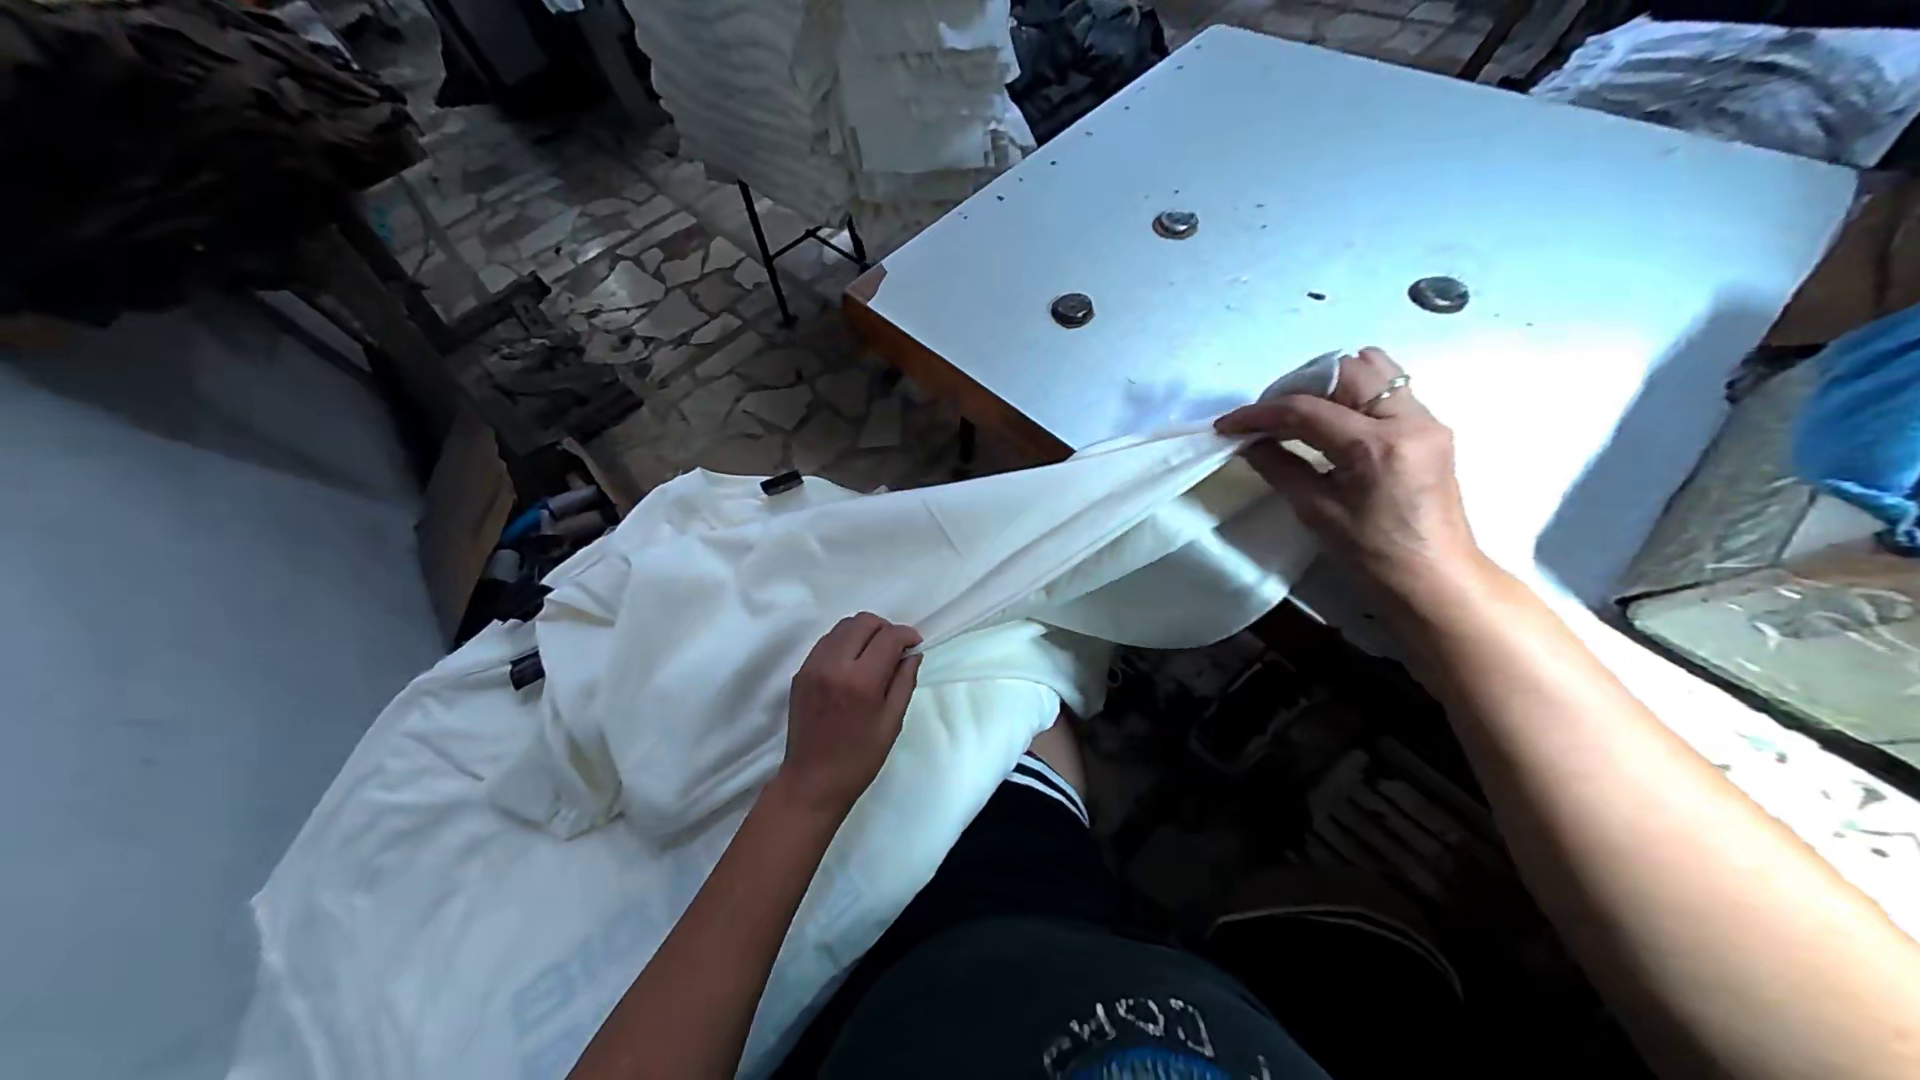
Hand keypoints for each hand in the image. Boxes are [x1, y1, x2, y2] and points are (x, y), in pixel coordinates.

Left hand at [774, 612, 922, 816]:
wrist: (812, 781)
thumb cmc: (859, 758)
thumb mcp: (892, 722)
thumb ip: (904, 681)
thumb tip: (912, 654)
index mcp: (861, 681)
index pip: (889, 637)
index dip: (907, 635)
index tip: (915, 645)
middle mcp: (834, 665)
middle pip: (863, 622)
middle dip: (885, 629)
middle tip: (895, 649)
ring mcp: (813, 666)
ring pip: (843, 626)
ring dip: (863, 632)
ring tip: (874, 654)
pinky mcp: (801, 672)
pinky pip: (826, 642)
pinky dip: (844, 642)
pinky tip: (853, 663)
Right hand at [1216, 347, 1483, 599]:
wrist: (1433, 578)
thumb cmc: (1372, 554)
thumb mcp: (1316, 511)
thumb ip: (1279, 467)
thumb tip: (1248, 443)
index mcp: (1377, 446)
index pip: (1307, 410)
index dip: (1260, 413)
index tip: (1227, 424)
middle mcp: (1409, 420)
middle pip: (1344, 372)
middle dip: (1295, 388)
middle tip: (1266, 417)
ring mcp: (1425, 419)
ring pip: (1372, 370)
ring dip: (1327, 382)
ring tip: (1297, 410)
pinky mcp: (1429, 427)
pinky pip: (1387, 388)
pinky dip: (1351, 393)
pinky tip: (1330, 415)